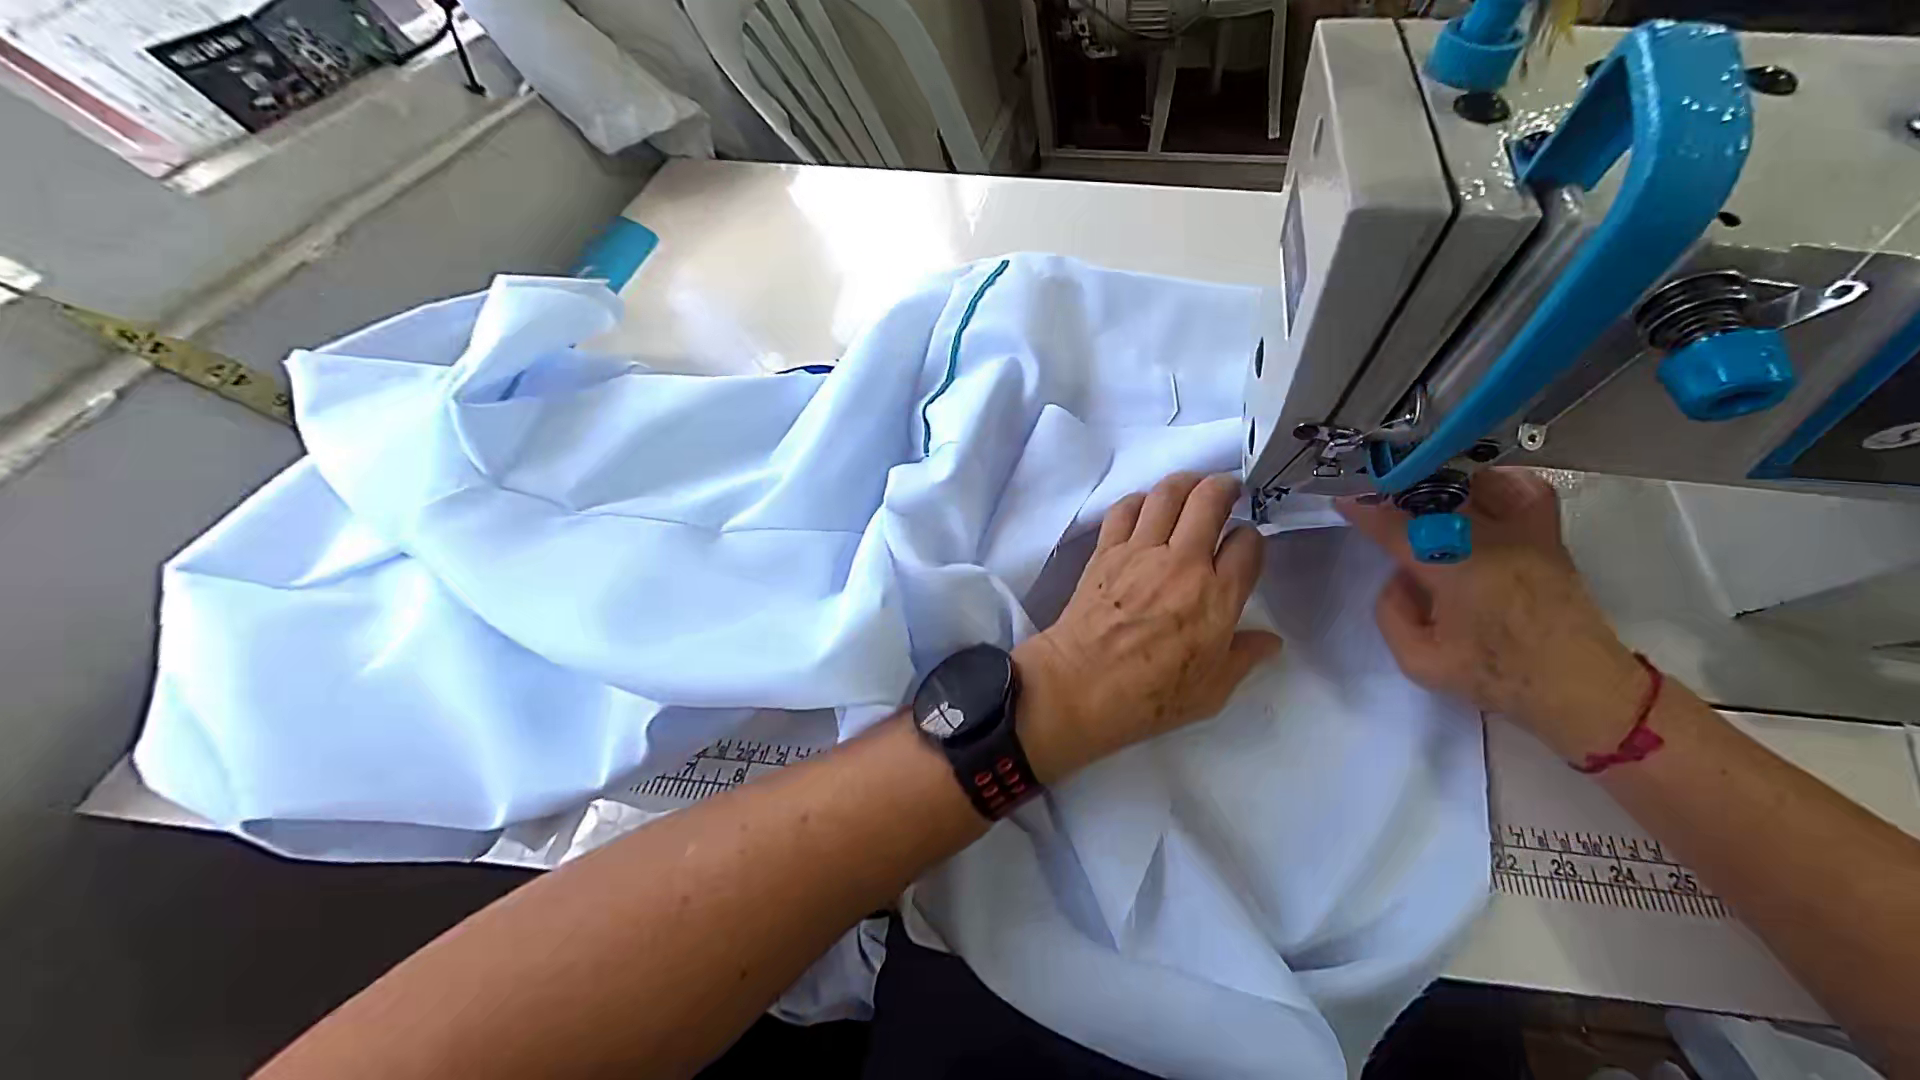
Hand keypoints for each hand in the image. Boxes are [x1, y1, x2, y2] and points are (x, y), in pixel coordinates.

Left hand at [1013, 472, 1283, 782]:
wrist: (1080, 686)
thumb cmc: (1149, 697)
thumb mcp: (1211, 691)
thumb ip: (1244, 658)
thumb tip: (1270, 641)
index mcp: (1218, 596)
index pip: (1248, 544)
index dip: (1252, 538)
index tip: (1244, 546)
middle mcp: (1183, 562)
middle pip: (1211, 500)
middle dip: (1224, 487)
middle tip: (1226, 492)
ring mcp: (1141, 552)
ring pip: (1168, 493)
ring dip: (1185, 482)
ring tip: (1190, 488)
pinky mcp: (1106, 551)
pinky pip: (1124, 508)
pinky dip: (1139, 500)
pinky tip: (1144, 508)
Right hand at [1338, 468, 1646, 760]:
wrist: (1581, 687)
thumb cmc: (1498, 675)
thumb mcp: (1419, 662)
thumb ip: (1391, 614)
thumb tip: (1399, 577)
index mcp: (1456, 570)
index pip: (1399, 528)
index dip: (1366, 511)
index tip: (1344, 499)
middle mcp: (1491, 541)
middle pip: (1436, 497)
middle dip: (1400, 494)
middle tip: (1378, 501)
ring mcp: (1525, 534)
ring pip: (1480, 485)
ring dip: (1444, 488)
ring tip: (1423, 500)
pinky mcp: (1548, 538)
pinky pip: (1524, 492)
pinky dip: (1497, 485)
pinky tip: (1476, 496)